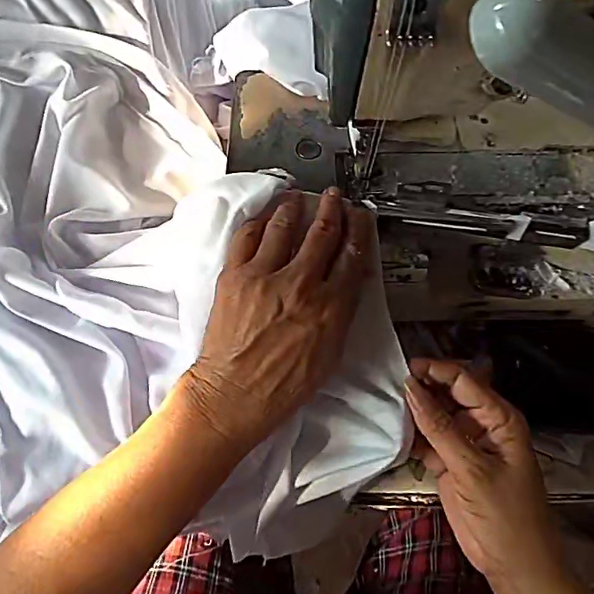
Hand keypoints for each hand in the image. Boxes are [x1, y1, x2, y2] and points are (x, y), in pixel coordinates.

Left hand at [180, 188, 375, 452]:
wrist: (233, 395)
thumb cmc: (281, 385)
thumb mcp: (330, 353)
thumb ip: (341, 313)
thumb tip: (347, 284)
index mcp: (329, 306)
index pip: (352, 254)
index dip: (359, 230)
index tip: (360, 218)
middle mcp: (300, 284)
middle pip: (322, 233)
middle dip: (332, 209)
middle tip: (333, 198)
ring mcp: (264, 276)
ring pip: (284, 227)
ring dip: (295, 208)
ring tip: (298, 199)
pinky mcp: (235, 276)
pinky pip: (247, 236)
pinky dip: (259, 222)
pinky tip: (264, 216)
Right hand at [406, 358, 562, 583]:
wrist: (514, 564)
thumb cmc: (505, 515)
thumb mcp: (472, 469)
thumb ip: (439, 427)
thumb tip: (410, 387)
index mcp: (500, 418)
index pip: (464, 381)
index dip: (435, 371)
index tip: (403, 368)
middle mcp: (483, 424)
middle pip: (449, 394)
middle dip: (422, 388)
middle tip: (389, 386)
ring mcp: (466, 444)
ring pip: (436, 415)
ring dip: (415, 411)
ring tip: (386, 405)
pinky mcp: (451, 463)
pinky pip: (429, 439)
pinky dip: (413, 435)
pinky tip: (394, 431)